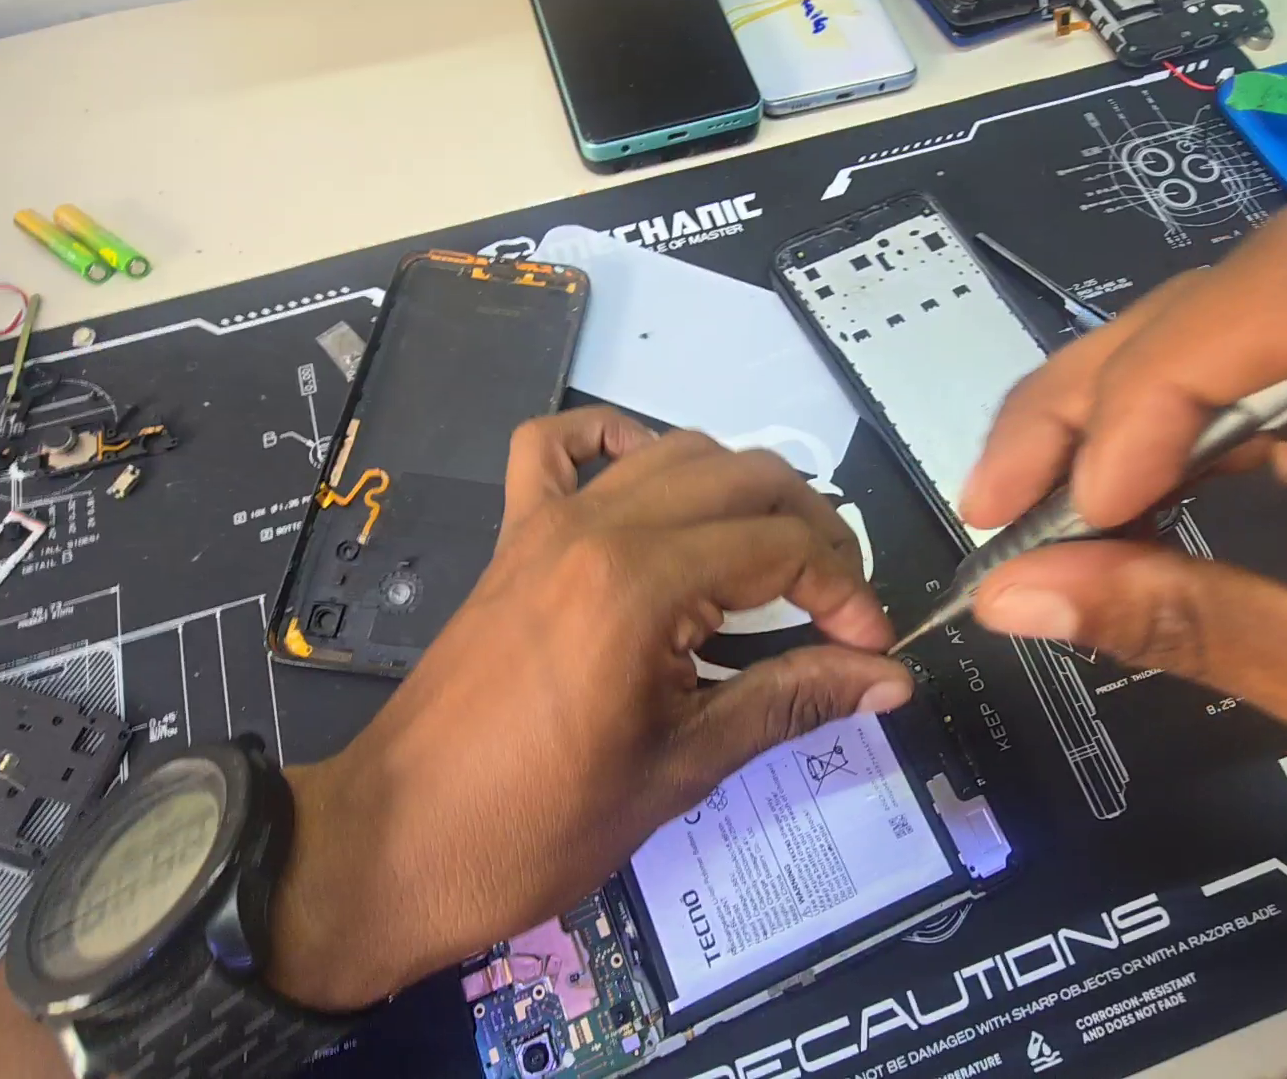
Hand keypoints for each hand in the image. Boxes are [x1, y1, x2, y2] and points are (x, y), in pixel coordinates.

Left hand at [267, 407, 910, 1008]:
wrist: (395, 845)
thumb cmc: (539, 827)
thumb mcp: (683, 768)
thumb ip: (791, 701)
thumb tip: (891, 680)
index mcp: (642, 585)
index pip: (782, 548)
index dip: (847, 593)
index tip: (872, 649)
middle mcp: (599, 524)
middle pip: (745, 479)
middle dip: (815, 532)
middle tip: (840, 603)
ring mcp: (548, 519)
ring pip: (675, 451)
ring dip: (743, 491)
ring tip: (772, 557)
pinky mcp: (515, 534)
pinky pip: (559, 445)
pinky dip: (617, 440)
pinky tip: (651, 481)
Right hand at [958, 199, 1286, 874]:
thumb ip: (1196, 630)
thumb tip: (1009, 597)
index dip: (1169, 375)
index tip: (1094, 502)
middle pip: (1246, 291)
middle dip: (1097, 396)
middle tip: (997, 499)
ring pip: (1233, 328)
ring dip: (1110, 417)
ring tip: (1029, 503)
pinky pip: (1262, 383)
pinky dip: (1168, 444)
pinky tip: (1117, 502)